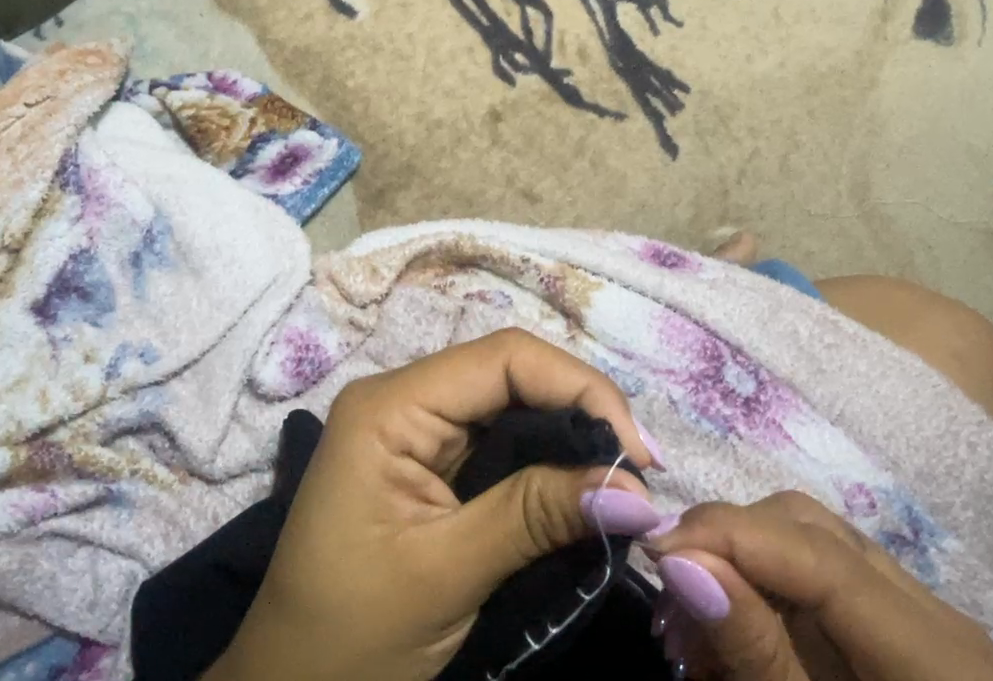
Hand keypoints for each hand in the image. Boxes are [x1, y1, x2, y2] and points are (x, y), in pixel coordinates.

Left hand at [205, 328, 662, 680]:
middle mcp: (403, 399)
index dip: (579, 387)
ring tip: (624, 483)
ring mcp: (415, 431)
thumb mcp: (448, 572)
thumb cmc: (351, 633)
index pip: (502, 358)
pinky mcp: (429, 465)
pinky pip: (500, 444)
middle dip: (581, 412)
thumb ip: (538, 516)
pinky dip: (546, 465)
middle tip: (641, 474)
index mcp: (391, 405)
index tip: (639, 453)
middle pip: (511, 374)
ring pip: (512, 408)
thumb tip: (638, 492)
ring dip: (570, 439)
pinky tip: (582, 491)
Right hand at [644, 492, 992, 680]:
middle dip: (728, 544)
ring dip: (737, 565)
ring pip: (809, 541)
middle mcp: (935, 614)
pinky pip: (818, 578)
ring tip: (688, 632)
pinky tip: (726, 638)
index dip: (731, 534)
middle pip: (810, 528)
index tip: (654, 549)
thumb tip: (682, 560)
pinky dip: (761, 592)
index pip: (818, 551)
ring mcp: (919, 619)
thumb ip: (754, 650)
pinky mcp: (895, 632)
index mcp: (938, 654)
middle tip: (669, 600)